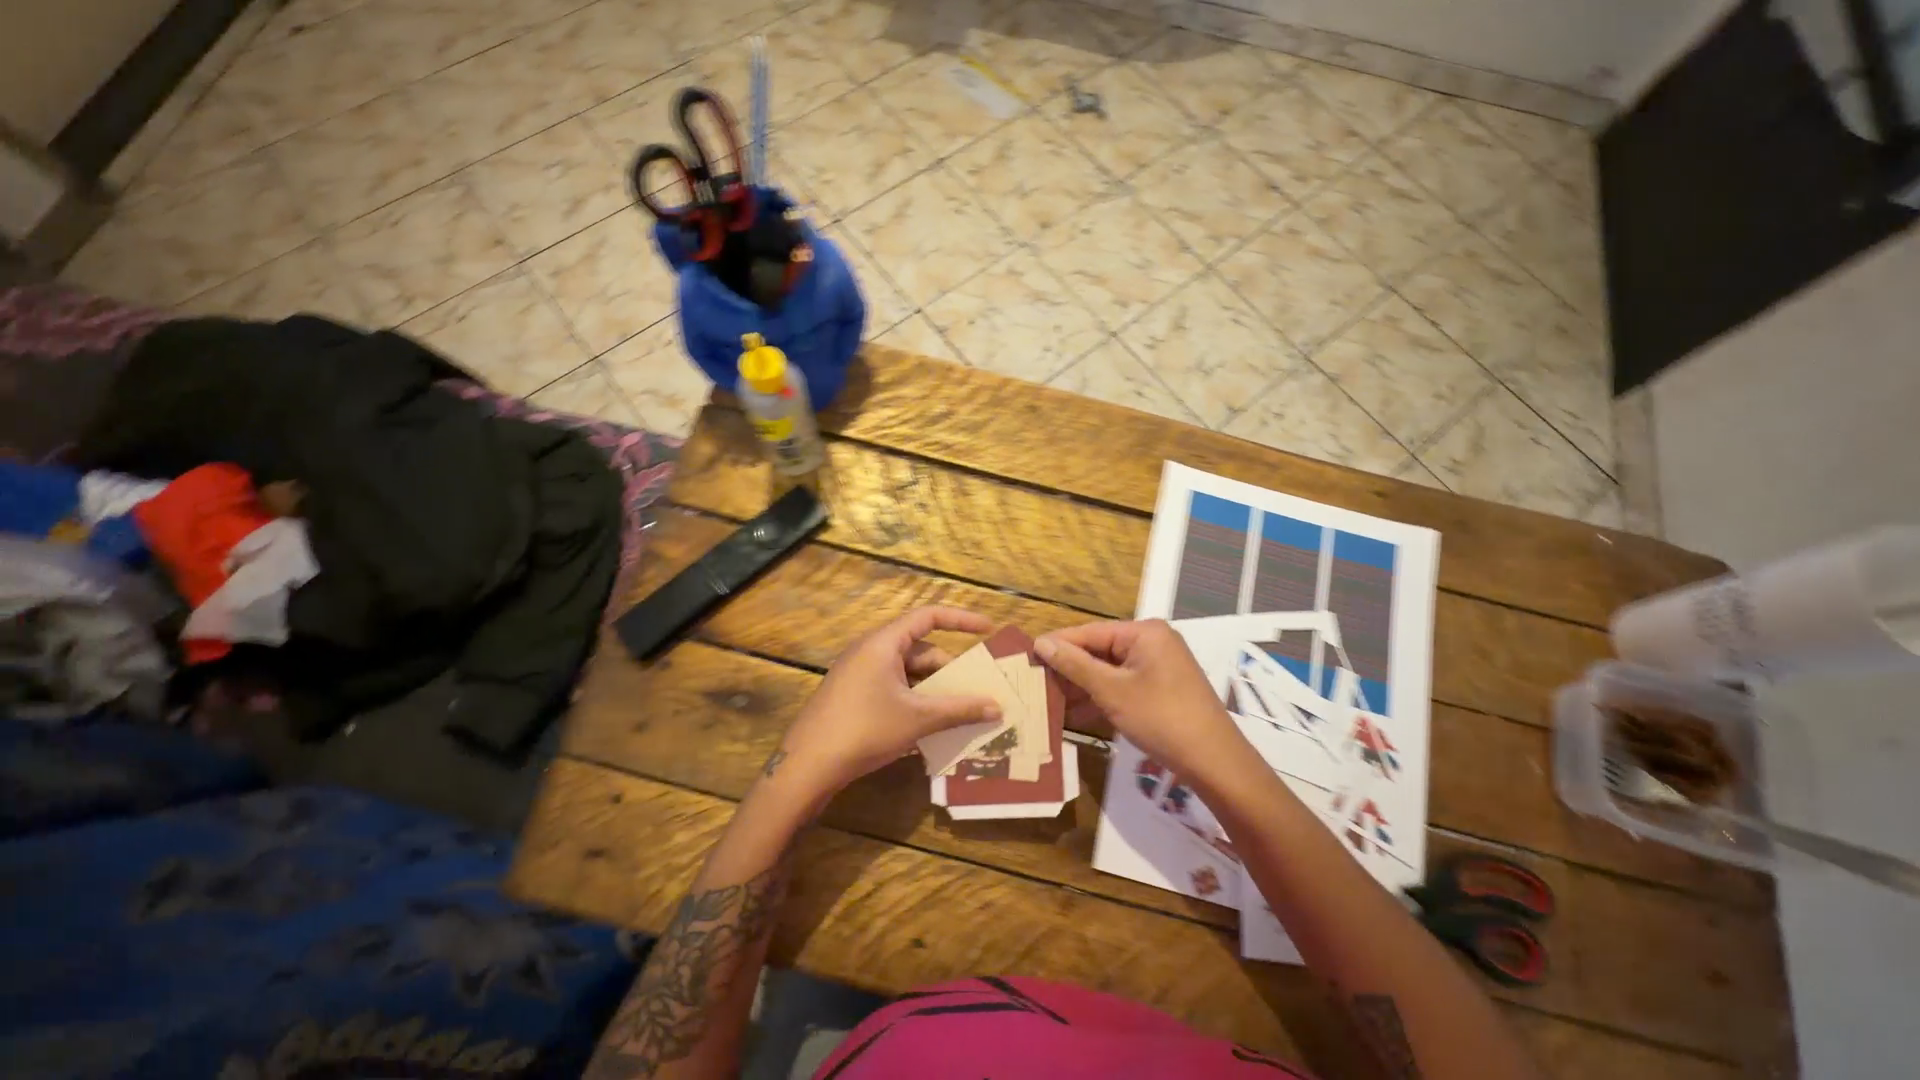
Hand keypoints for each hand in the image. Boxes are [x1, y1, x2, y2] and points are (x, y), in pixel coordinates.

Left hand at [772, 606, 1003, 800]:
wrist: (808, 765)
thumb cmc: (865, 730)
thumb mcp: (918, 719)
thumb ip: (959, 710)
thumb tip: (997, 707)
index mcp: (883, 643)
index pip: (929, 616)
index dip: (961, 619)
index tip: (988, 630)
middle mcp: (870, 652)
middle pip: (921, 650)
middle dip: (950, 670)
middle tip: (979, 691)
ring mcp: (859, 675)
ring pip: (908, 674)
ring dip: (935, 690)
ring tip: (962, 713)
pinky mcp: (854, 698)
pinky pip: (894, 690)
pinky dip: (916, 702)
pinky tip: (933, 728)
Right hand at [1036, 619, 1259, 793]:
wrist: (1212, 759)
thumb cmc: (1160, 717)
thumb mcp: (1112, 691)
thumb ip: (1075, 665)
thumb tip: (1042, 643)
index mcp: (1144, 632)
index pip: (1089, 632)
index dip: (1057, 645)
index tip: (1025, 656)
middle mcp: (1152, 643)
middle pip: (1099, 650)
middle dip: (1069, 669)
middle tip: (1034, 683)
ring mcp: (1159, 667)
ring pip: (1109, 671)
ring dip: (1082, 687)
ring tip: (1047, 701)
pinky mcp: (1161, 690)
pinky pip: (1123, 687)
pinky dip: (1101, 699)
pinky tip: (1075, 716)